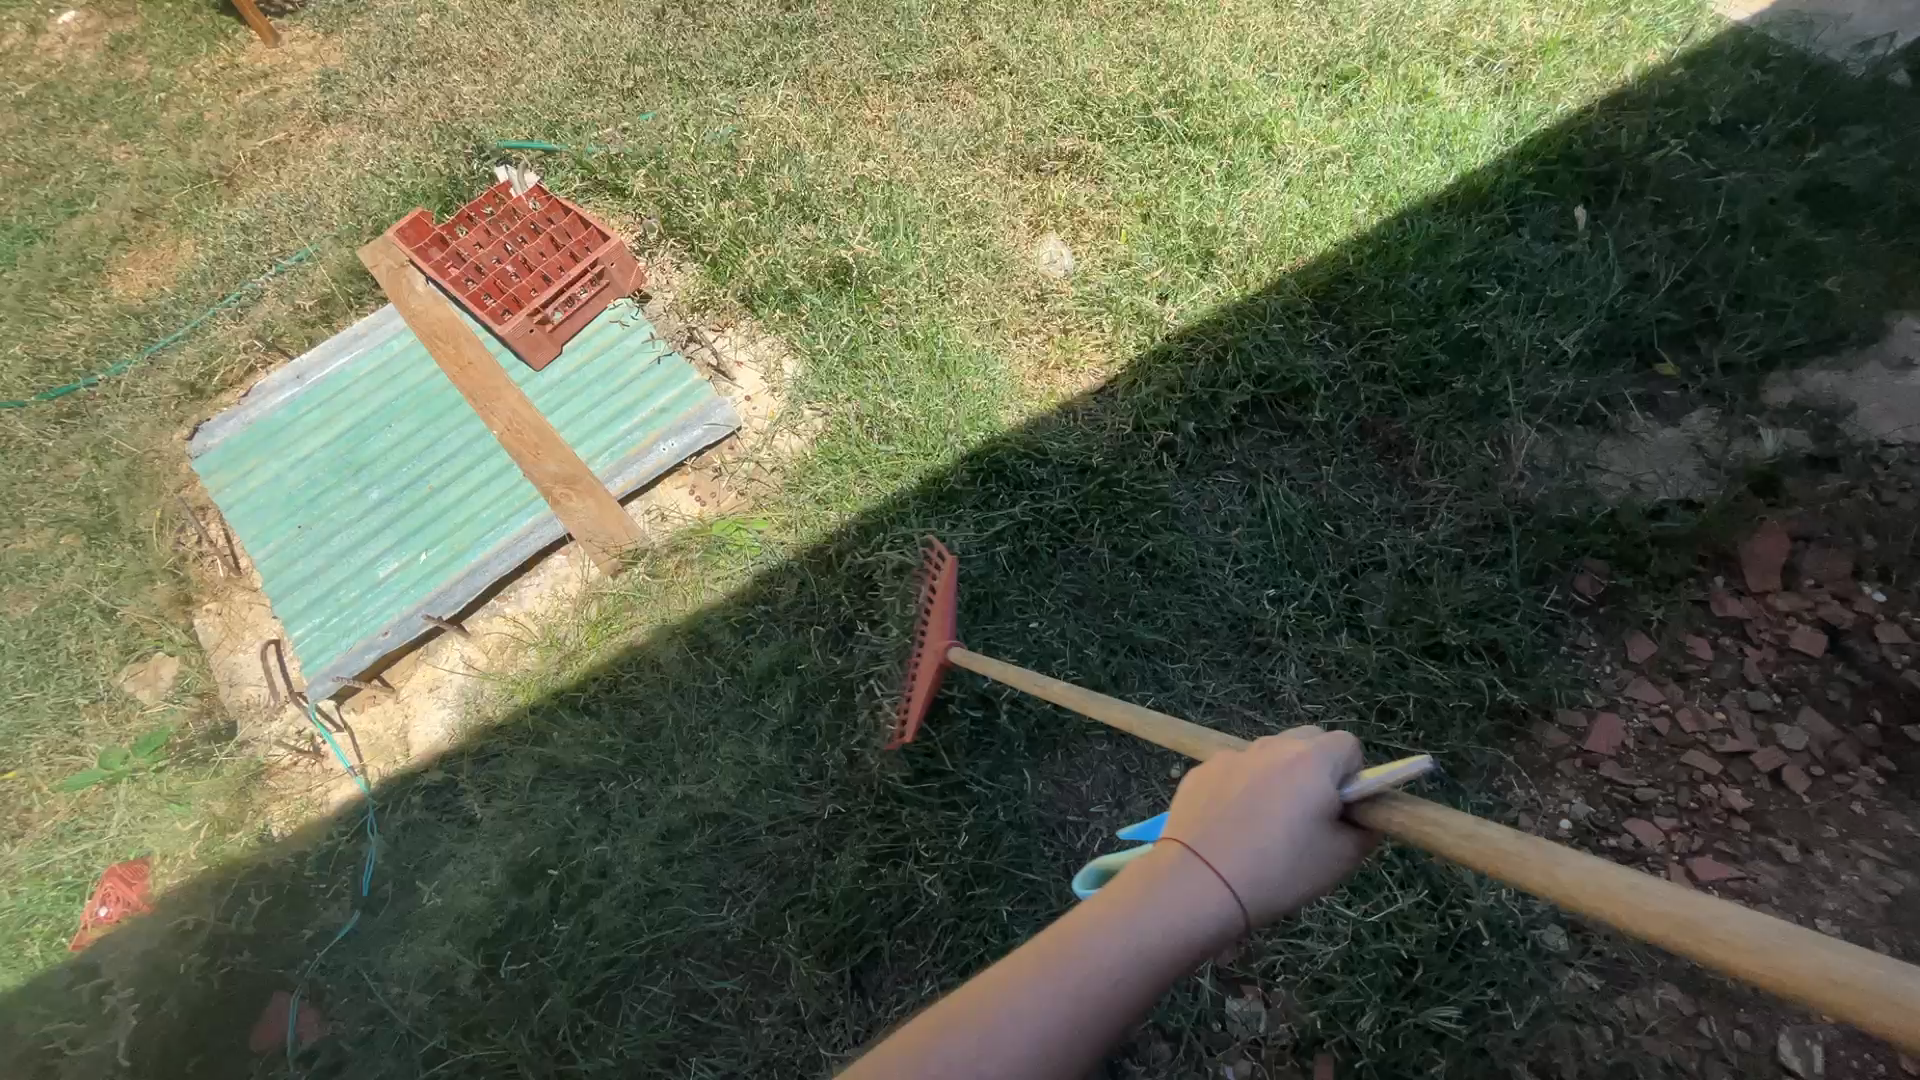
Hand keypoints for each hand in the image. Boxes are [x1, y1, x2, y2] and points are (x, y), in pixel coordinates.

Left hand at [1157, 726, 1377, 926]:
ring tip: (1265, 823)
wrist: (1200, 880)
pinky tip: (1230, 824)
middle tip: (1308, 812)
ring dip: (1276, 775)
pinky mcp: (1201, 770)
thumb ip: (1364, 827)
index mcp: (1310, 761)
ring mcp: (1230, 755)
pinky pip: (1233, 770)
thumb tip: (1362, 814)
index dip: (1351, 774)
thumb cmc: (1280, 871)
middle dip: (1316, 767)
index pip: (1347, 744)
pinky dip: (1240, 787)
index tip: (1341, 805)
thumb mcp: (1342, 858)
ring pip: (1267, 754)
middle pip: (1305, 739)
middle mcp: (1269, 747)